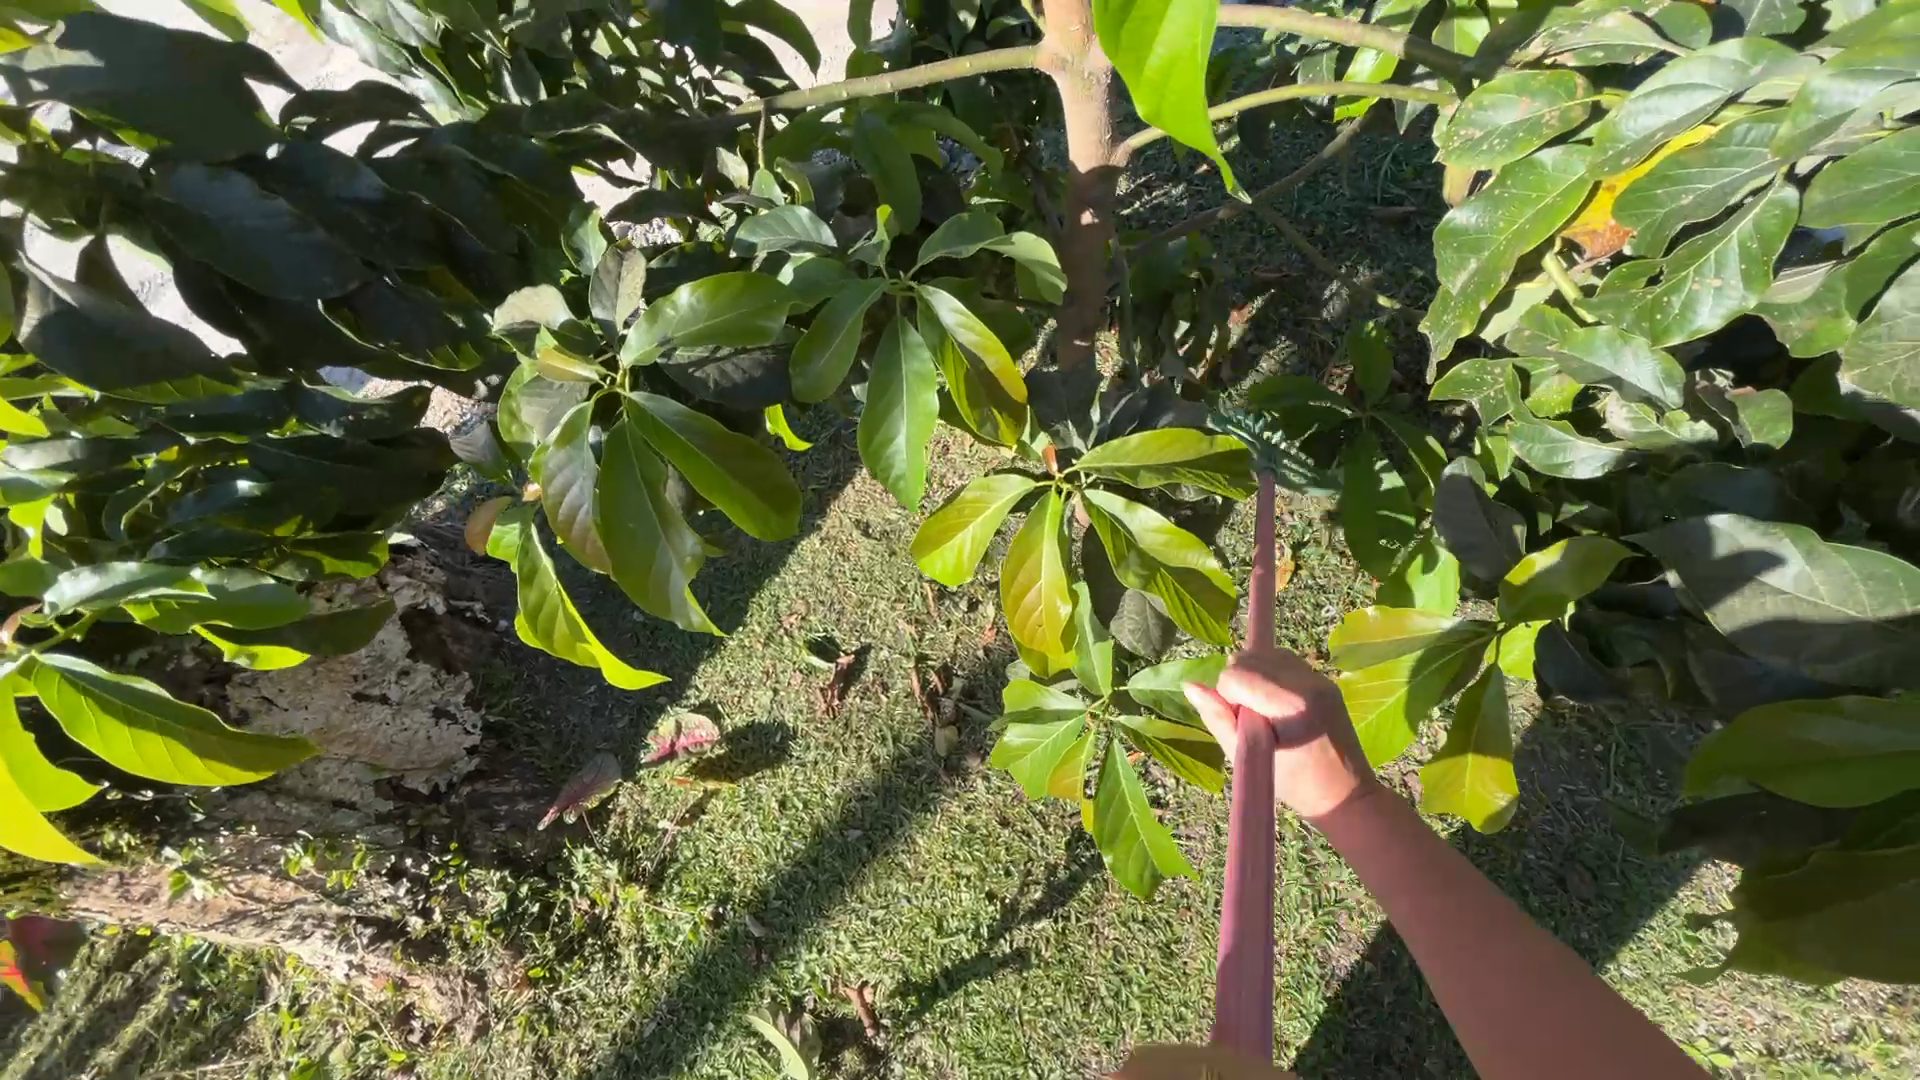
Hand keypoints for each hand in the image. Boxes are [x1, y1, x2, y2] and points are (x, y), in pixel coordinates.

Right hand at [1183, 646, 1380, 821]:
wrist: (1346, 795)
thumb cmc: (1293, 784)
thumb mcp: (1246, 756)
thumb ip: (1217, 718)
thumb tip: (1190, 686)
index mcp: (1290, 704)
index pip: (1235, 675)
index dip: (1228, 698)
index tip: (1243, 725)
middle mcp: (1308, 682)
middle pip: (1247, 659)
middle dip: (1239, 684)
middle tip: (1253, 719)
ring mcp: (1319, 678)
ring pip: (1264, 654)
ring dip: (1254, 676)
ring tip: (1265, 709)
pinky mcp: (1324, 680)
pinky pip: (1283, 660)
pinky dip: (1271, 674)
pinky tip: (1277, 702)